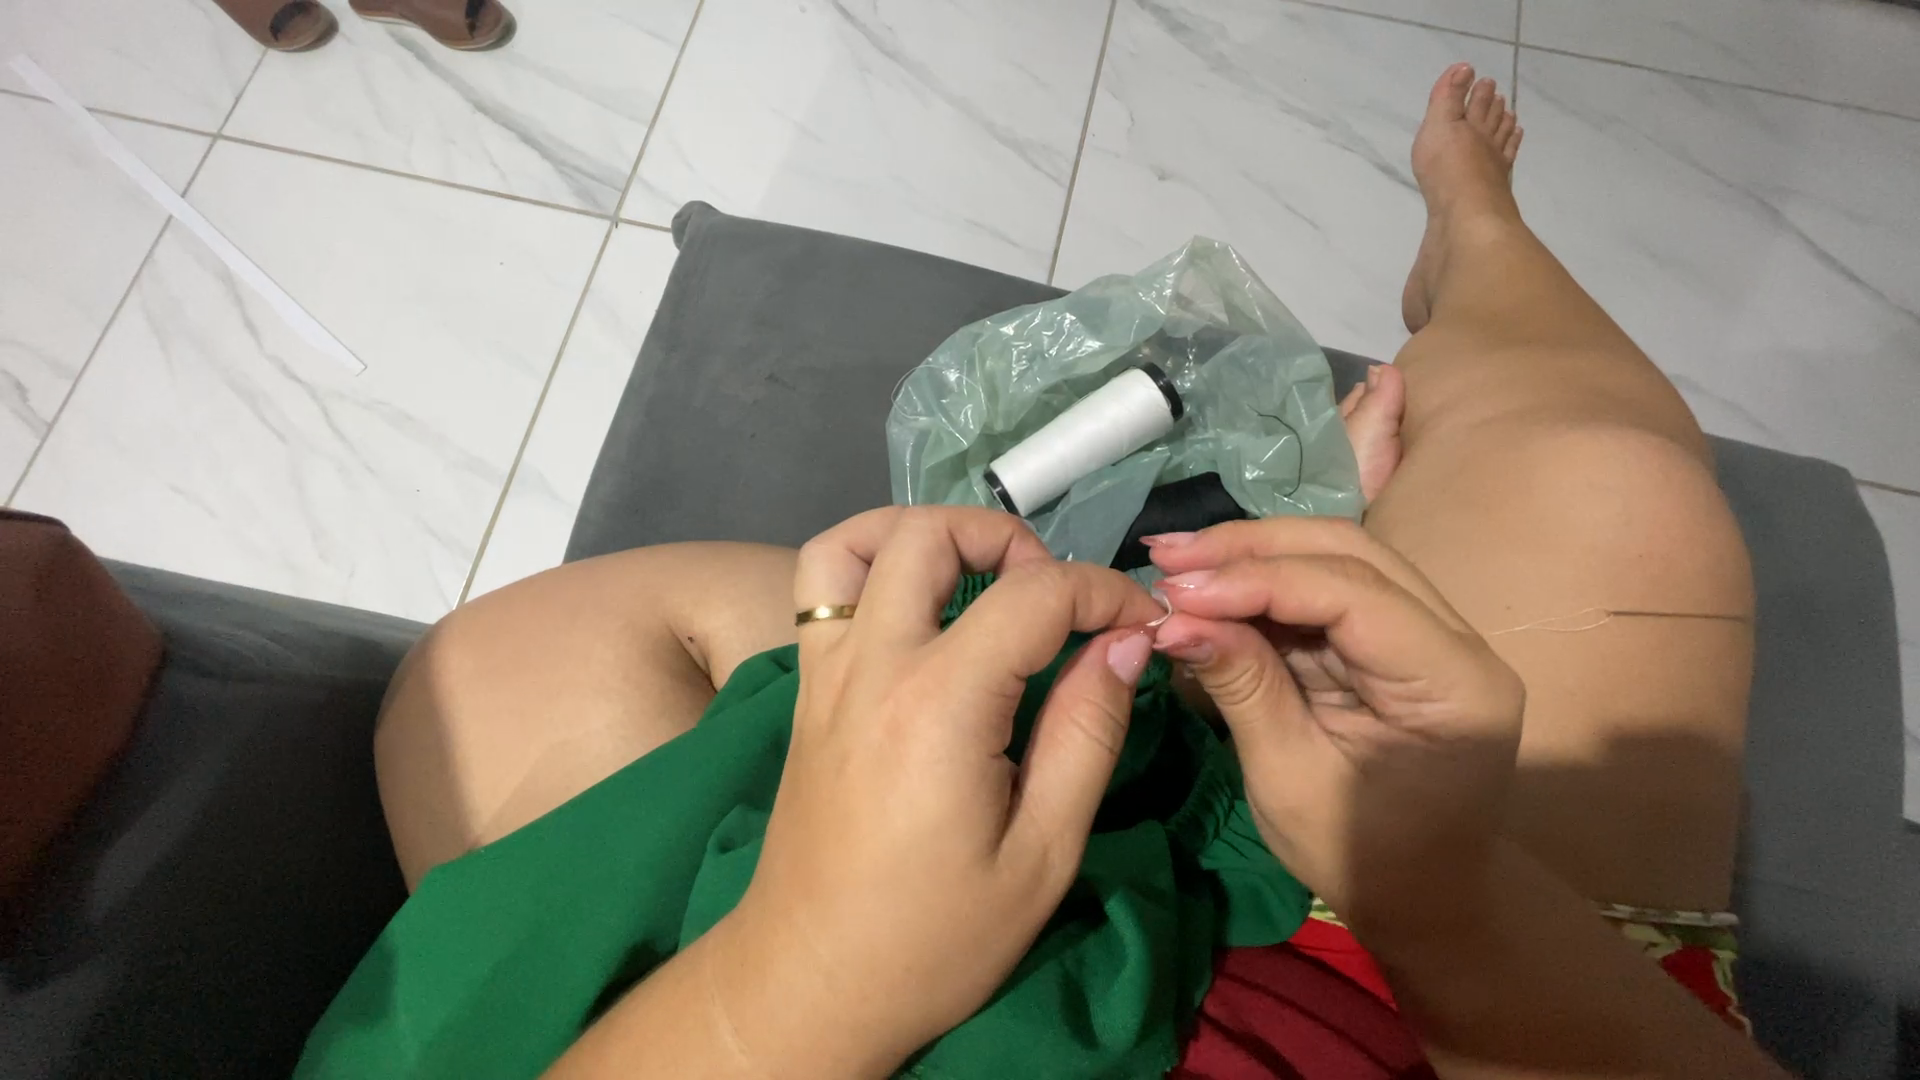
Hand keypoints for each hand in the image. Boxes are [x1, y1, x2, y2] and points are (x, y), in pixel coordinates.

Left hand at [712, 506, 1163, 1074]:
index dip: (1103, 591)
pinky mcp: (805, 682)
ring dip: (930, 533)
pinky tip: (914, 595)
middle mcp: (873, 664)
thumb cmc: (936, 936)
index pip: (1035, 595)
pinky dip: (869, 557)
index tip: (1139, 621)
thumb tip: (1125, 642)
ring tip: (982, 575)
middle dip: (1014, 541)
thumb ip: (1089, 731)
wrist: (811, 978)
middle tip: (1056, 599)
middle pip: (934, 535)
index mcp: (940, 705)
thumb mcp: (1044, 851)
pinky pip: (819, 582)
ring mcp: (825, 666)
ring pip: (860, 540)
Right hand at [1145, 518, 1524, 937]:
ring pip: (1335, 556)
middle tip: (1167, 557)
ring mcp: (1425, 632)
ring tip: (1176, 561)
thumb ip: (1240, 684)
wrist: (1417, 896)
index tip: (1175, 590)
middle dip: (1249, 547)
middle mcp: (1454, 640)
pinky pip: (1322, 587)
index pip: (1351, 594)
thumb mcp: (1286, 776)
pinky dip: (1259, 582)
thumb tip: (1170, 619)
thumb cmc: (1357, 855)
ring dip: (1250, 553)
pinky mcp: (1389, 637)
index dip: (1257, 580)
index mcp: (1452, 684)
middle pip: (1348, 552)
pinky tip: (1208, 582)